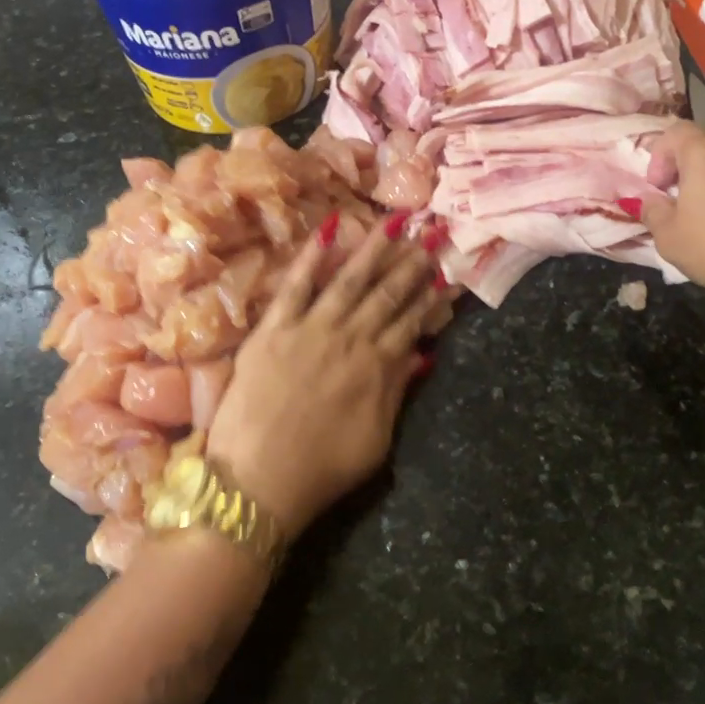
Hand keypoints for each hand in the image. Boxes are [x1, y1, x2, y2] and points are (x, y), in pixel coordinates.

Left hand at [204, 220, 444, 532]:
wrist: (258, 483)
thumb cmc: (320, 471)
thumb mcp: (375, 441)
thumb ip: (396, 393)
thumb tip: (420, 354)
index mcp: (377, 368)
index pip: (410, 321)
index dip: (430, 295)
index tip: (446, 270)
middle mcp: (350, 339)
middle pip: (386, 294)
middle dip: (411, 261)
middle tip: (431, 231)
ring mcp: (310, 330)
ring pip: (349, 280)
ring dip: (374, 248)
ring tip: (395, 221)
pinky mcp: (272, 329)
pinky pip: (295, 286)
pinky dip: (312, 257)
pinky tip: (329, 228)